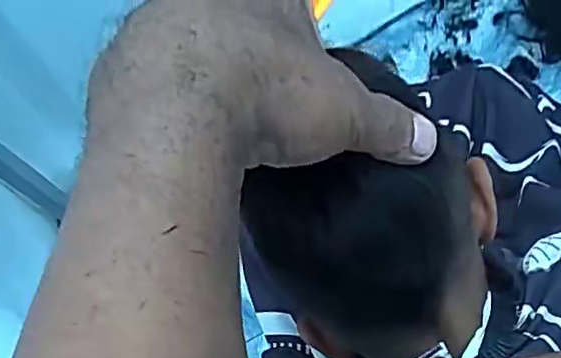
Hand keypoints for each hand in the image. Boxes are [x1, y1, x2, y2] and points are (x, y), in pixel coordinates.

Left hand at [90, 0, 436, 169]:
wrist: (183, 107)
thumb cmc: (274, 92)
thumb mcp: (347, 114)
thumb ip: (386, 126)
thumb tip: (428, 141)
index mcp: (268, 0)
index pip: (293, 8)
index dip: (302, 25)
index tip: (305, 50)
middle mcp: (214, 4)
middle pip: (240, 21)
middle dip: (254, 48)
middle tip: (269, 93)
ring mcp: (166, 28)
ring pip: (197, 46)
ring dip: (214, 76)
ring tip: (232, 120)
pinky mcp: (133, 68)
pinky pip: (164, 82)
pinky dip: (181, 106)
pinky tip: (195, 135)